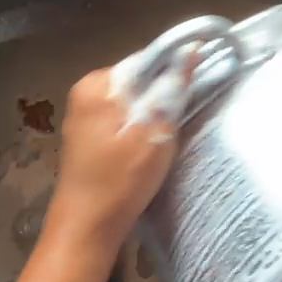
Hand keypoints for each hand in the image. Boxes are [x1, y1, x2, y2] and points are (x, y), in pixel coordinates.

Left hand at [48, 64, 185, 243]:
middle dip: (163, 93)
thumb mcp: (156, 132)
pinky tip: (149, 145)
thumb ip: (172, 88)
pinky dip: (139, 124)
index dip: (176, 70)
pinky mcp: (87, 135)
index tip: (198, 85)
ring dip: (153, 111)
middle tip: (181, 118)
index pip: (148, 60)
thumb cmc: (121, 181)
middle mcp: (86, 91)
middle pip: (140, 79)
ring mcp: (83, 114)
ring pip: (133, 99)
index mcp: (98, 84)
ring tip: (168, 133)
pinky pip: (122, 115)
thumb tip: (191, 48)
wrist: (85, 232)